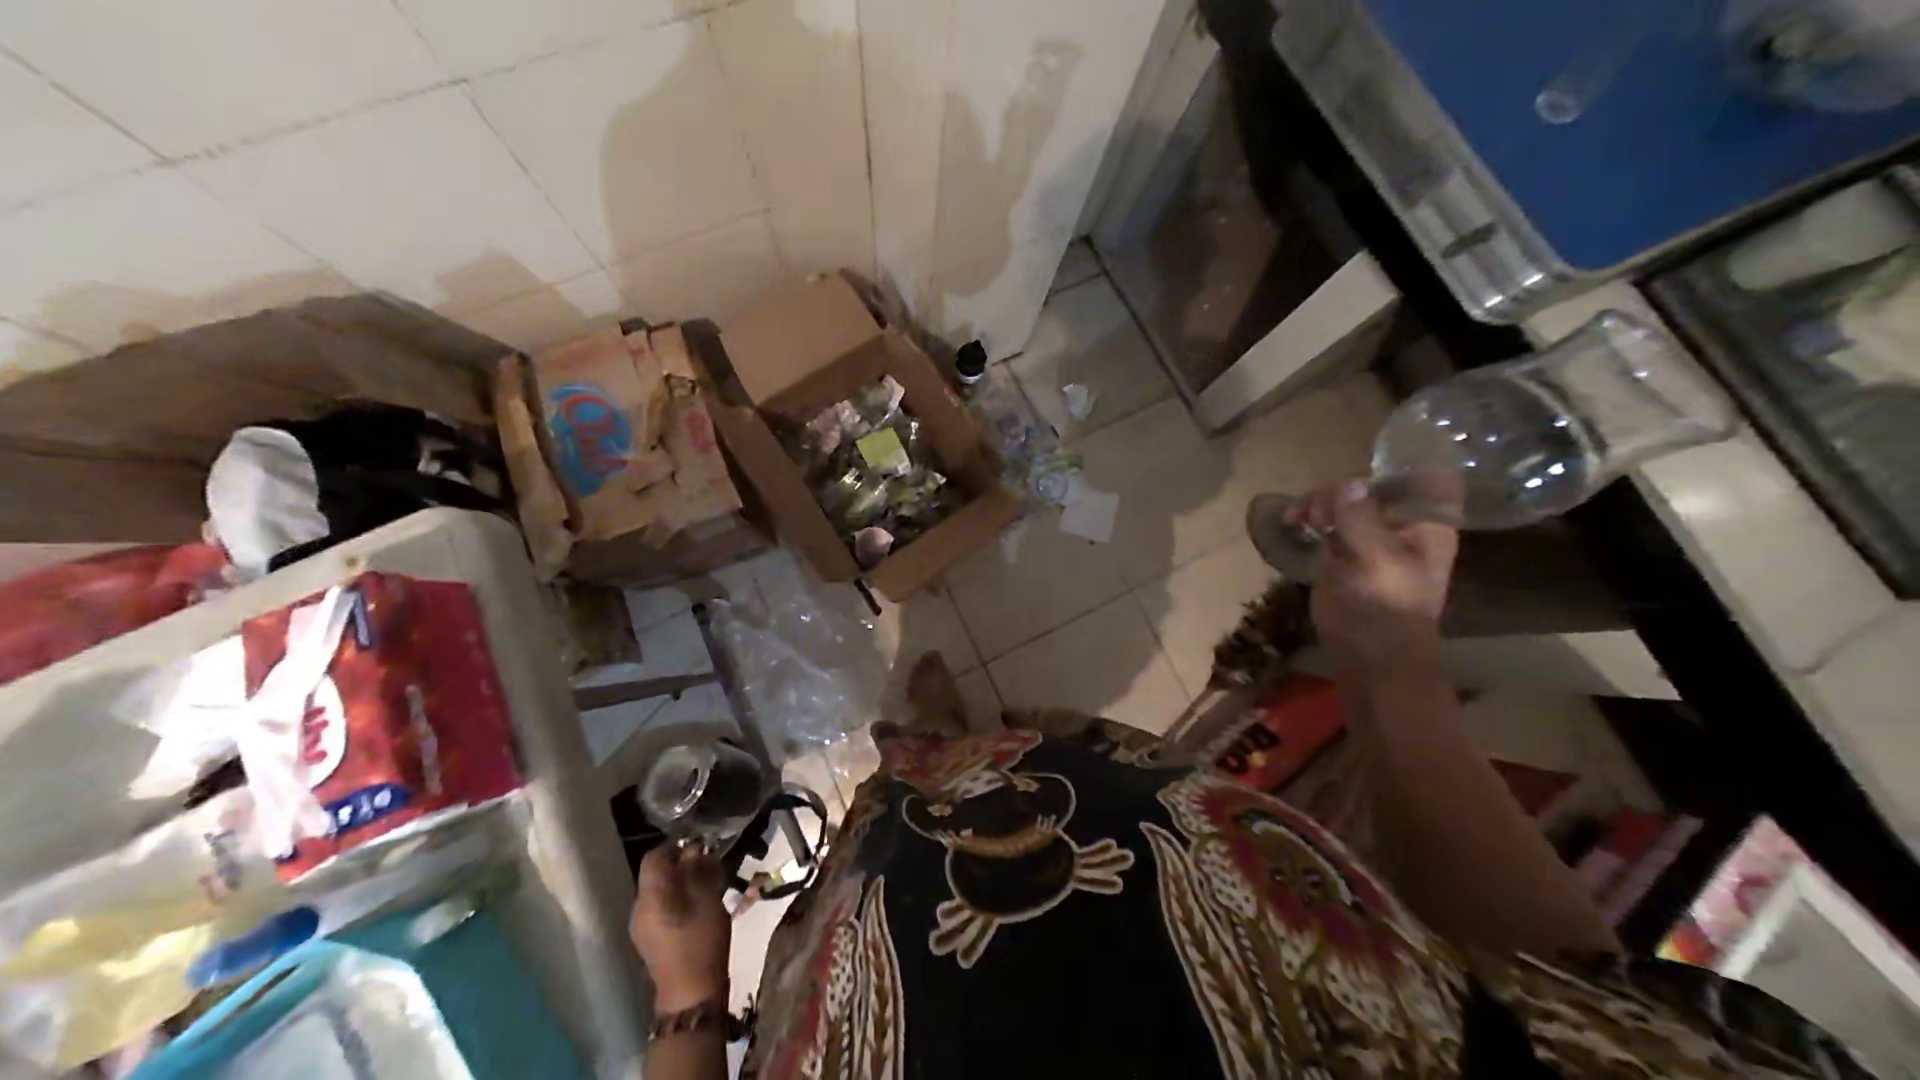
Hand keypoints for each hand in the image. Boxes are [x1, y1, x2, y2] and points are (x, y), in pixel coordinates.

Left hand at [630, 843, 730, 1012]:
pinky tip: (698, 906)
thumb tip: (695, 849)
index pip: (654, 857)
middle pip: (655, 874)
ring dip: (680, 882)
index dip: (675, 846)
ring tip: (707, 884)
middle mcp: (638, 908)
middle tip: (708, 865)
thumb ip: (699, 870)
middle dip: (681, 864)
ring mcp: (641, 926)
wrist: (690, 995)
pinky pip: (660, 907)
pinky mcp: (649, 939)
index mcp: (650, 896)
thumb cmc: (701, 942)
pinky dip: (677, 898)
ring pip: (659, 891)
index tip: (699, 846)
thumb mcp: (708, 899)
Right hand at [1289, 480, 1458, 669]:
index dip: (1399, 465)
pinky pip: (1324, 522)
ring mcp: (1367, 537)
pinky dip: (1307, 516)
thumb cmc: (1388, 607)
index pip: (1422, 477)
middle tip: (1317, 510)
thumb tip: (1347, 482)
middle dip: (1342, 488)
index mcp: (1425, 524)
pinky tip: (1293, 521)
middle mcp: (1398, 524)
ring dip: (1319, 502)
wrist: (1369, 653)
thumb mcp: (1379, 560)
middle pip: (1370, 486)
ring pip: (1343, 501)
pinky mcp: (1339, 553)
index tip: (1365, 467)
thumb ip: (1361, 520)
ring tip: (1301, 517)